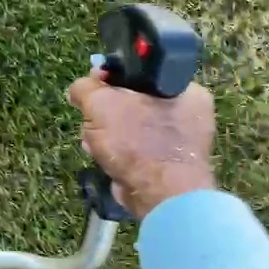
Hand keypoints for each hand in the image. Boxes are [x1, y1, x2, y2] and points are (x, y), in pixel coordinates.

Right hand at [67, 70, 216, 218]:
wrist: (159, 194)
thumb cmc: (136, 141)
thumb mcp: (100, 103)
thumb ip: (85, 87)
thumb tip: (80, 89)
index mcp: (185, 90)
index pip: (138, 74)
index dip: (109, 79)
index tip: (92, 89)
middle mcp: (188, 113)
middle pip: (128, 101)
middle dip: (103, 113)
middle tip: (93, 121)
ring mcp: (180, 140)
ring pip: (127, 125)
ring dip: (104, 133)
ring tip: (96, 143)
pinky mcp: (168, 161)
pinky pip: (133, 146)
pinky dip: (116, 151)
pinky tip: (104, 157)